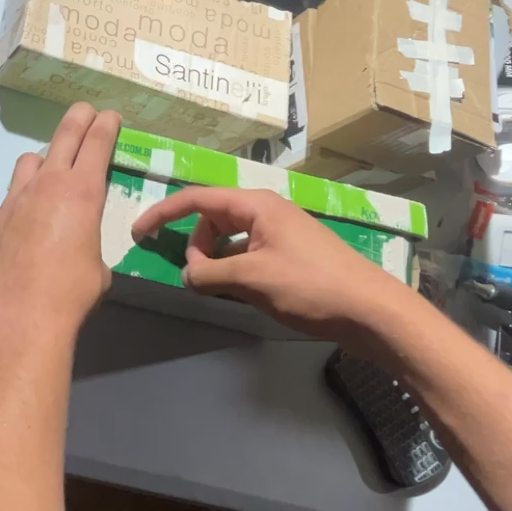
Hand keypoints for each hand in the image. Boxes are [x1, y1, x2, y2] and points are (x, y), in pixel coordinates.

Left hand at [0, 103, 121, 338]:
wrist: (21, 314)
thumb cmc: (73, 291)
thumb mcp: (99, 265)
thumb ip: (90, 241)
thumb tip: (81, 248)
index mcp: (81, 191)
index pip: (96, 142)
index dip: (106, 125)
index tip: (110, 116)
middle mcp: (46, 185)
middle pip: (64, 136)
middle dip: (79, 119)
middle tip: (86, 112)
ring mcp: (14, 199)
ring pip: (30, 161)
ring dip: (45, 161)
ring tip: (52, 174)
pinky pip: (12, 198)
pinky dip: (23, 201)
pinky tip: (26, 225)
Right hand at [130, 186, 425, 342]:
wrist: (372, 311)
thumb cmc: (309, 286)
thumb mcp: (250, 280)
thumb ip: (209, 274)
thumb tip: (188, 274)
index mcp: (255, 205)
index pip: (196, 199)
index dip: (163, 213)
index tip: (139, 233)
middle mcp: (266, 211)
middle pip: (212, 218)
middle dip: (197, 246)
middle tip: (198, 278)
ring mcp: (280, 232)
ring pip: (230, 239)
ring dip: (216, 261)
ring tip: (220, 288)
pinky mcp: (291, 254)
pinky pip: (248, 253)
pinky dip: (235, 269)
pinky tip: (241, 292)